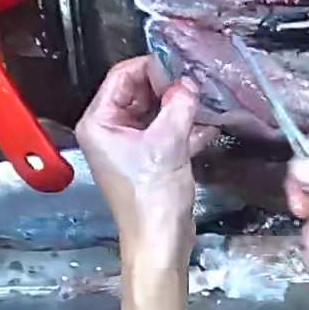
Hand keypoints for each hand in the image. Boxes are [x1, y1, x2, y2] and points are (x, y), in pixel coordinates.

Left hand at [76, 57, 216, 265]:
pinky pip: (164, 131)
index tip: (181, 71)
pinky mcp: (148, 159)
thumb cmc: (152, 198)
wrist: (160, 241)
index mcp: (99, 123)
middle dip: (169, 88)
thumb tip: (190, 83)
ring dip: (180, 107)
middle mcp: (109, 131)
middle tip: (196, 86)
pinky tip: (209, 126)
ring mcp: (128, 146)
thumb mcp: (169, 143)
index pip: (122, 76)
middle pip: (140, 92)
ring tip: (205, 103)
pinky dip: (184, 128)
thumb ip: (179, 105)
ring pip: (155, 111)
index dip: (152, 69)